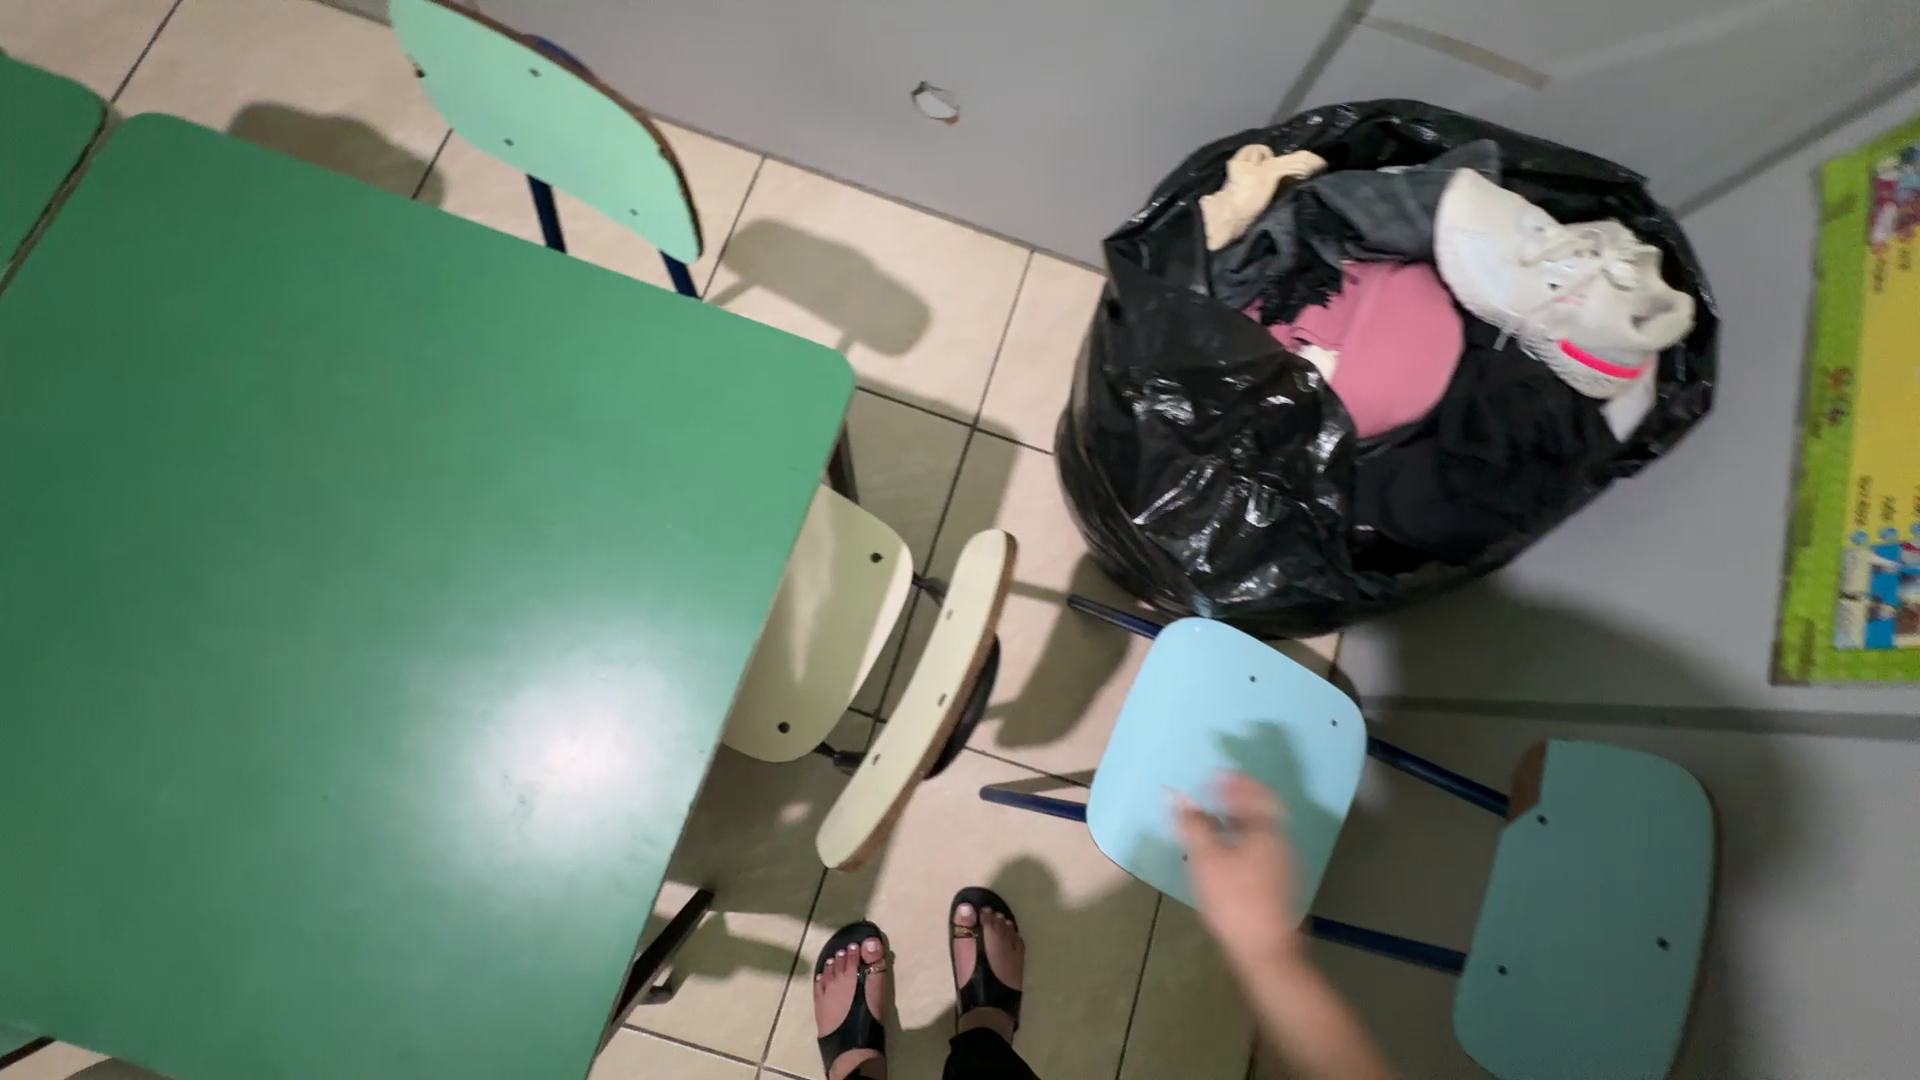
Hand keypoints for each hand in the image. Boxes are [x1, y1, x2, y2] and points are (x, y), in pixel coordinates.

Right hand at [1176, 770, 1302, 971]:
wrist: (1267, 953)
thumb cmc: (1234, 900)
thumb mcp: (1206, 858)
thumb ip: (1192, 823)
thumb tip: (1176, 795)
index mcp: (1267, 830)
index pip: (1256, 792)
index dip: (1236, 781)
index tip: (1215, 775)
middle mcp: (1281, 842)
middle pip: (1262, 810)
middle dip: (1238, 799)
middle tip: (1214, 793)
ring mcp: (1284, 865)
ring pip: (1262, 831)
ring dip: (1240, 819)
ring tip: (1214, 820)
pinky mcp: (1281, 885)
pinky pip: (1262, 848)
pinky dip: (1244, 838)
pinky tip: (1226, 850)